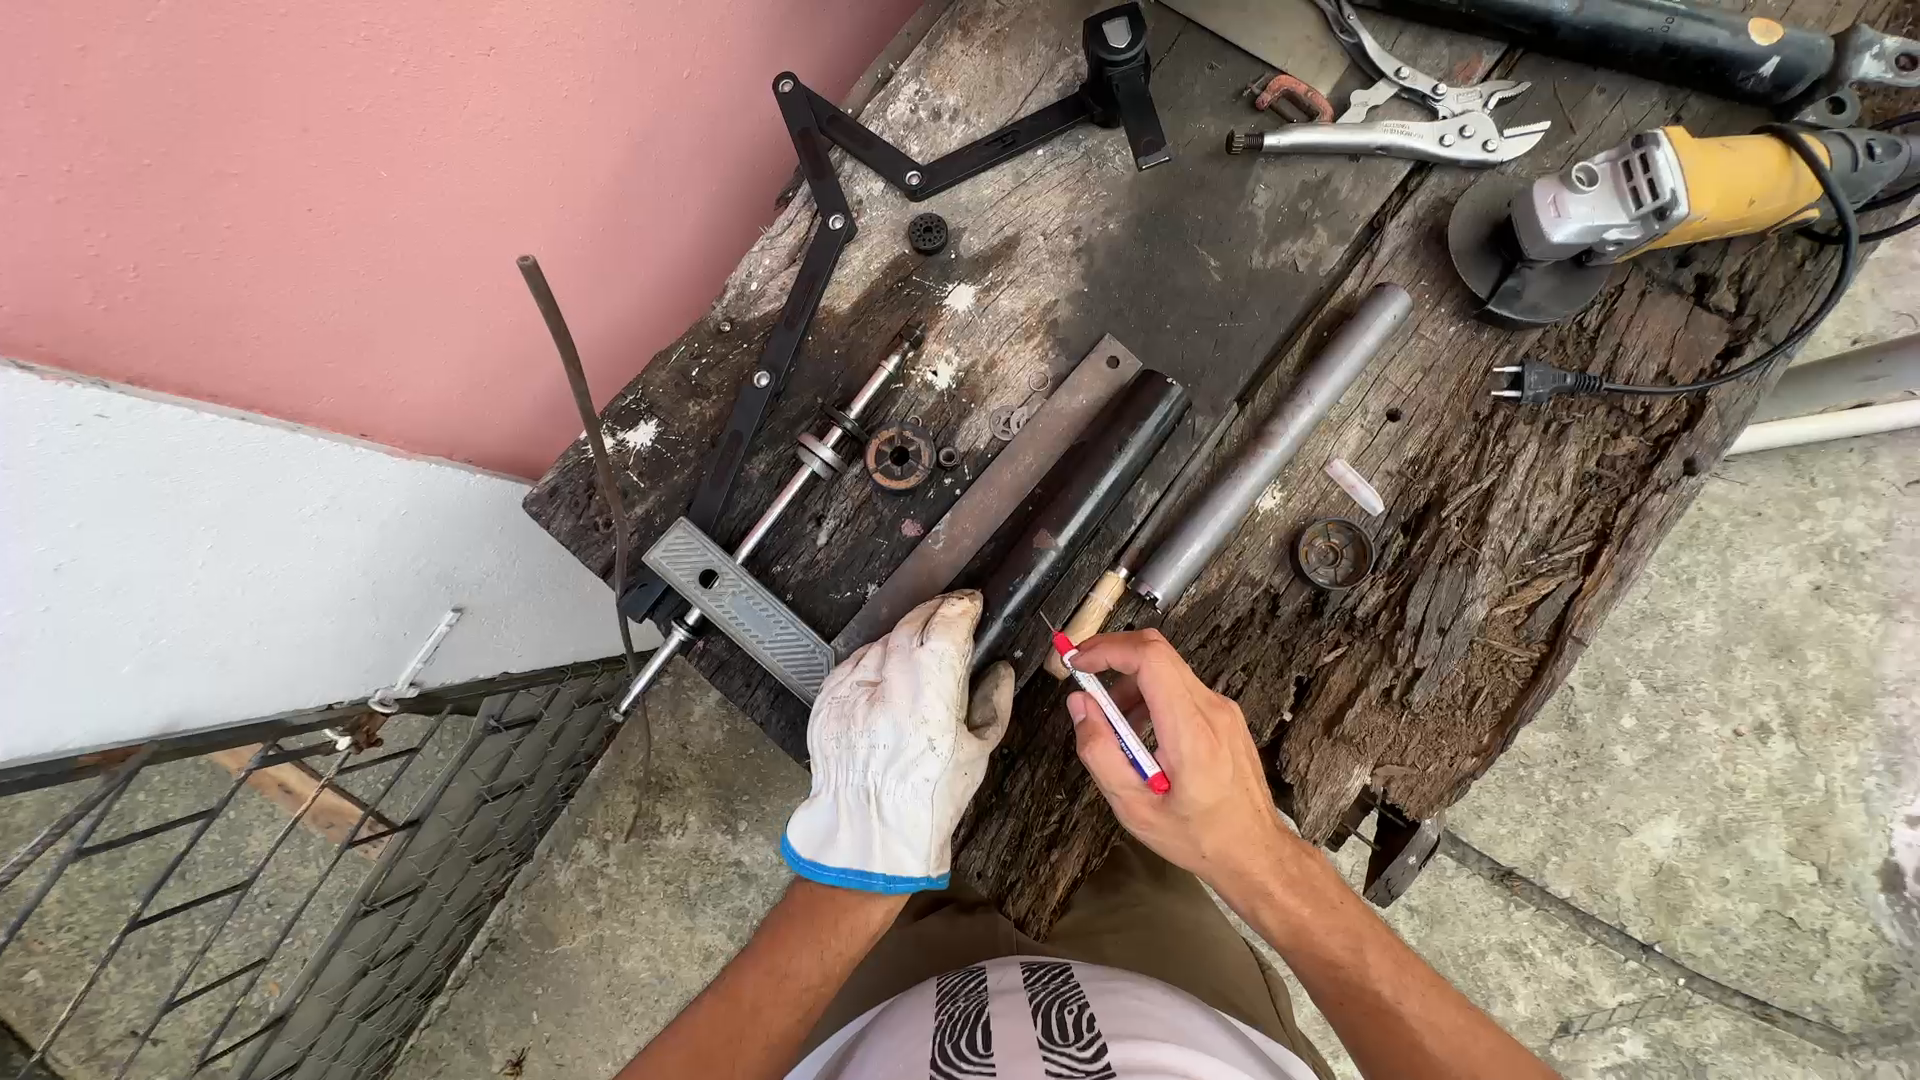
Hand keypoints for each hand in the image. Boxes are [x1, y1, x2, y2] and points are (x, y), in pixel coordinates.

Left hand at [782, 591, 1013, 893]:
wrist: (867, 832)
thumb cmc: (928, 800)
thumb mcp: (977, 754)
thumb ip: (993, 703)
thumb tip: (999, 668)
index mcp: (929, 703)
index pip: (945, 628)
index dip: (960, 608)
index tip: (970, 604)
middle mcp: (887, 691)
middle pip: (911, 624)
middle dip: (934, 612)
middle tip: (950, 613)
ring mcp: (851, 693)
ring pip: (883, 640)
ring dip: (905, 637)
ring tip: (920, 653)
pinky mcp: (828, 700)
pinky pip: (856, 661)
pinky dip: (876, 659)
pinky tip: (889, 675)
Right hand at [1066, 629, 1299, 894]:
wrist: (1257, 852)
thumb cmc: (1197, 837)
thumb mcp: (1134, 808)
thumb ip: (1100, 752)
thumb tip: (1080, 703)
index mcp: (1191, 732)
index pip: (1150, 659)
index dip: (1107, 650)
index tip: (1077, 663)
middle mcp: (1212, 708)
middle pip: (1156, 650)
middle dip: (1111, 654)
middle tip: (1081, 674)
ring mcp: (1223, 708)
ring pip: (1166, 667)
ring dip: (1128, 681)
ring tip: (1111, 722)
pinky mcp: (1225, 713)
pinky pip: (1179, 685)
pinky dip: (1149, 693)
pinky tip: (1139, 732)